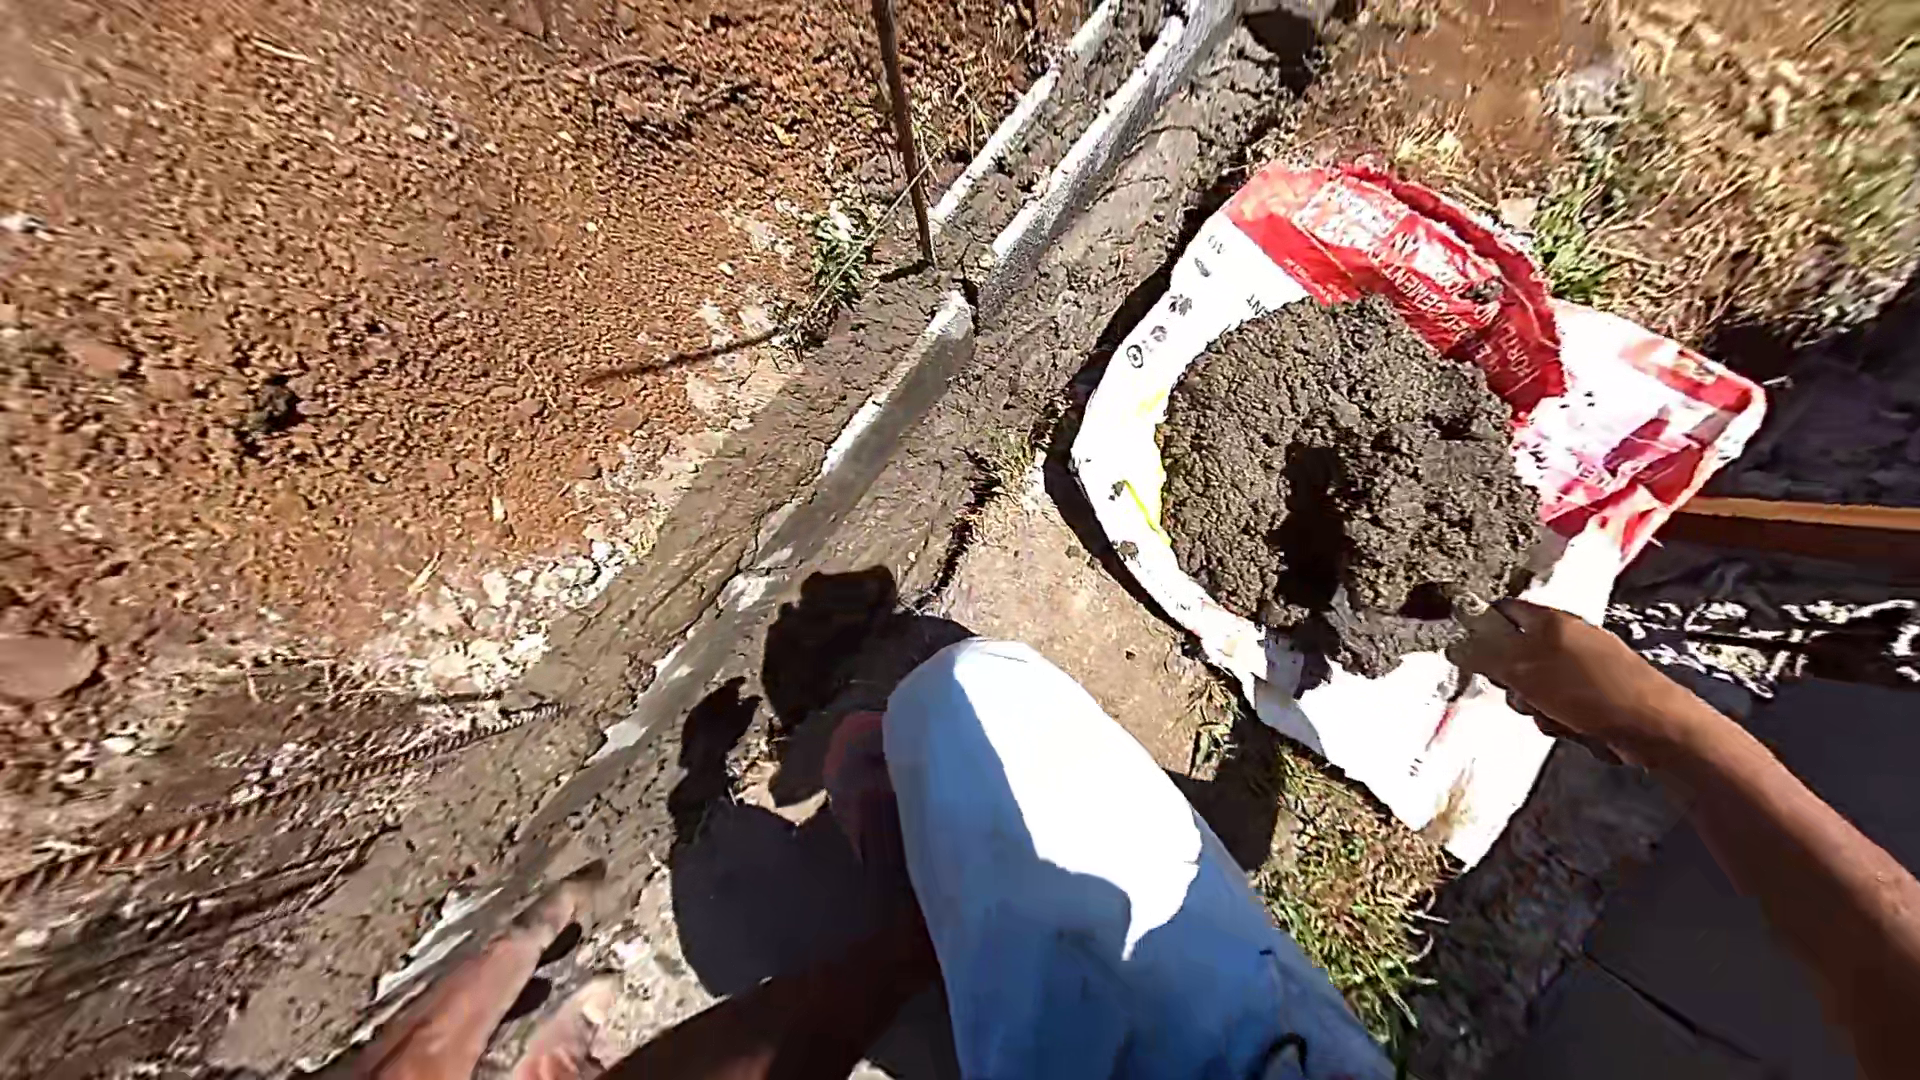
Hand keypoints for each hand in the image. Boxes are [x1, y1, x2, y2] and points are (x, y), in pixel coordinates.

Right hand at [1451, 599, 1722, 767]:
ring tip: (1552, 714)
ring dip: (1534, 703)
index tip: (1472, 651)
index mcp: (1551, 621)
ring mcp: (1589, 666)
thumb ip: (1480, 655)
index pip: (1501, 610)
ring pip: (1535, 683)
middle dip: (1509, 679)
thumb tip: (1453, 646)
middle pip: (1514, 653)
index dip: (1480, 627)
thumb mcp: (1520, 669)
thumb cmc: (1587, 690)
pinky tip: (1572, 725)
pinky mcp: (1603, 693)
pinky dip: (1560, 716)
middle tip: (1518, 691)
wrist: (1661, 730)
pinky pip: (1561, 702)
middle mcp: (1570, 638)